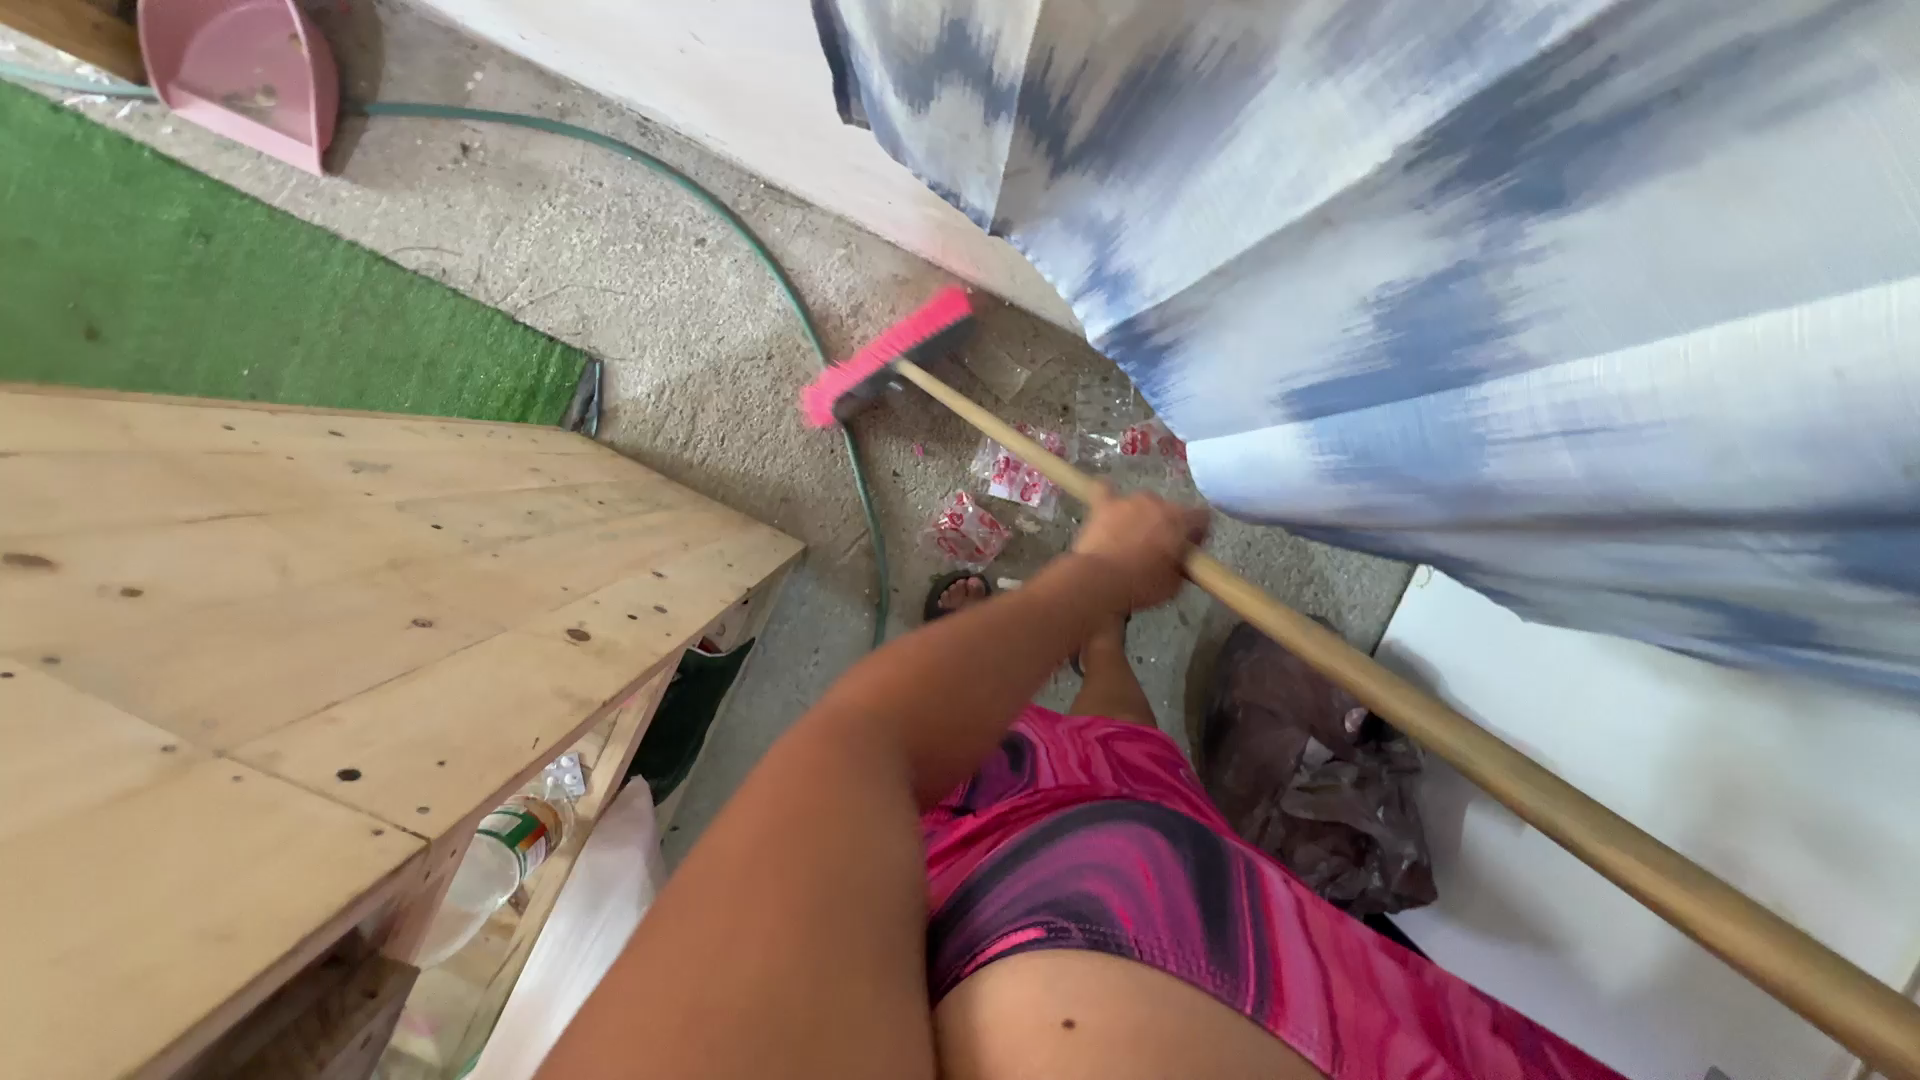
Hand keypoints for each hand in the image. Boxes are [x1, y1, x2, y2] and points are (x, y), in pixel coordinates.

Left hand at [1070, 483, 1210, 612]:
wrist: (1101, 580)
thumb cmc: (1142, 585)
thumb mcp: (1175, 583)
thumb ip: (1181, 564)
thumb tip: (1179, 559)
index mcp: (1181, 520)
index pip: (1202, 517)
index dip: (1197, 533)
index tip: (1188, 549)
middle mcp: (1158, 503)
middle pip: (1170, 509)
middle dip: (1167, 525)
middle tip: (1157, 549)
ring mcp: (1129, 501)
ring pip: (1141, 503)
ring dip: (1140, 516)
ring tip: (1130, 539)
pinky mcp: (1104, 505)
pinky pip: (1106, 491)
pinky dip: (1108, 497)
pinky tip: (1107, 507)